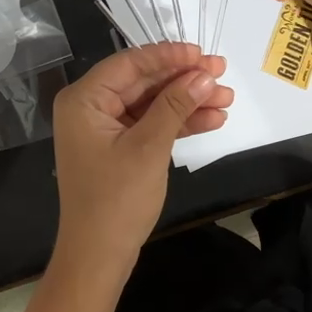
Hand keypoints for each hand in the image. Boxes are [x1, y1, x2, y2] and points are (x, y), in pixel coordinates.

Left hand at [51, 43, 234, 271]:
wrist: (98, 258)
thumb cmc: (117, 199)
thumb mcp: (149, 148)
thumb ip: (175, 106)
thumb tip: (204, 75)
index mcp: (84, 99)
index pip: (130, 64)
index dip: (168, 55)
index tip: (201, 53)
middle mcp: (90, 107)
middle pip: (143, 81)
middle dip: (183, 78)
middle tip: (222, 71)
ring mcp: (105, 128)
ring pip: (151, 102)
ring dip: (187, 100)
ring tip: (227, 97)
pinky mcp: (119, 147)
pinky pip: (151, 124)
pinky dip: (179, 122)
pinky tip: (213, 119)